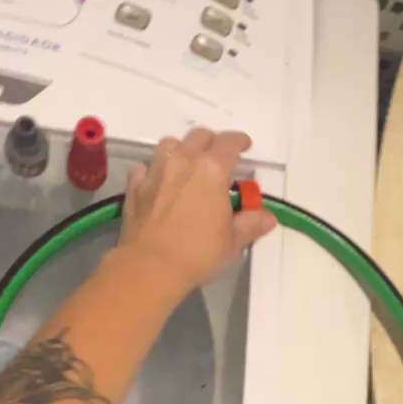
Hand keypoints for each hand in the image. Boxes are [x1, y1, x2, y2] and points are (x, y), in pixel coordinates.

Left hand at [115, 127, 277, 292]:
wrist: (150, 267)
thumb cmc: (198, 253)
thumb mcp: (232, 242)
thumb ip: (250, 225)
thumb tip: (267, 217)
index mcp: (212, 169)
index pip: (230, 143)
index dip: (239, 141)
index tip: (245, 146)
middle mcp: (183, 161)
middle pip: (198, 137)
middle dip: (211, 142)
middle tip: (217, 157)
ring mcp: (155, 172)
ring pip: (170, 145)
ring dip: (181, 150)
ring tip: (187, 165)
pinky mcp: (134, 188)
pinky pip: (144, 168)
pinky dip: (152, 171)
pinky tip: (157, 184)